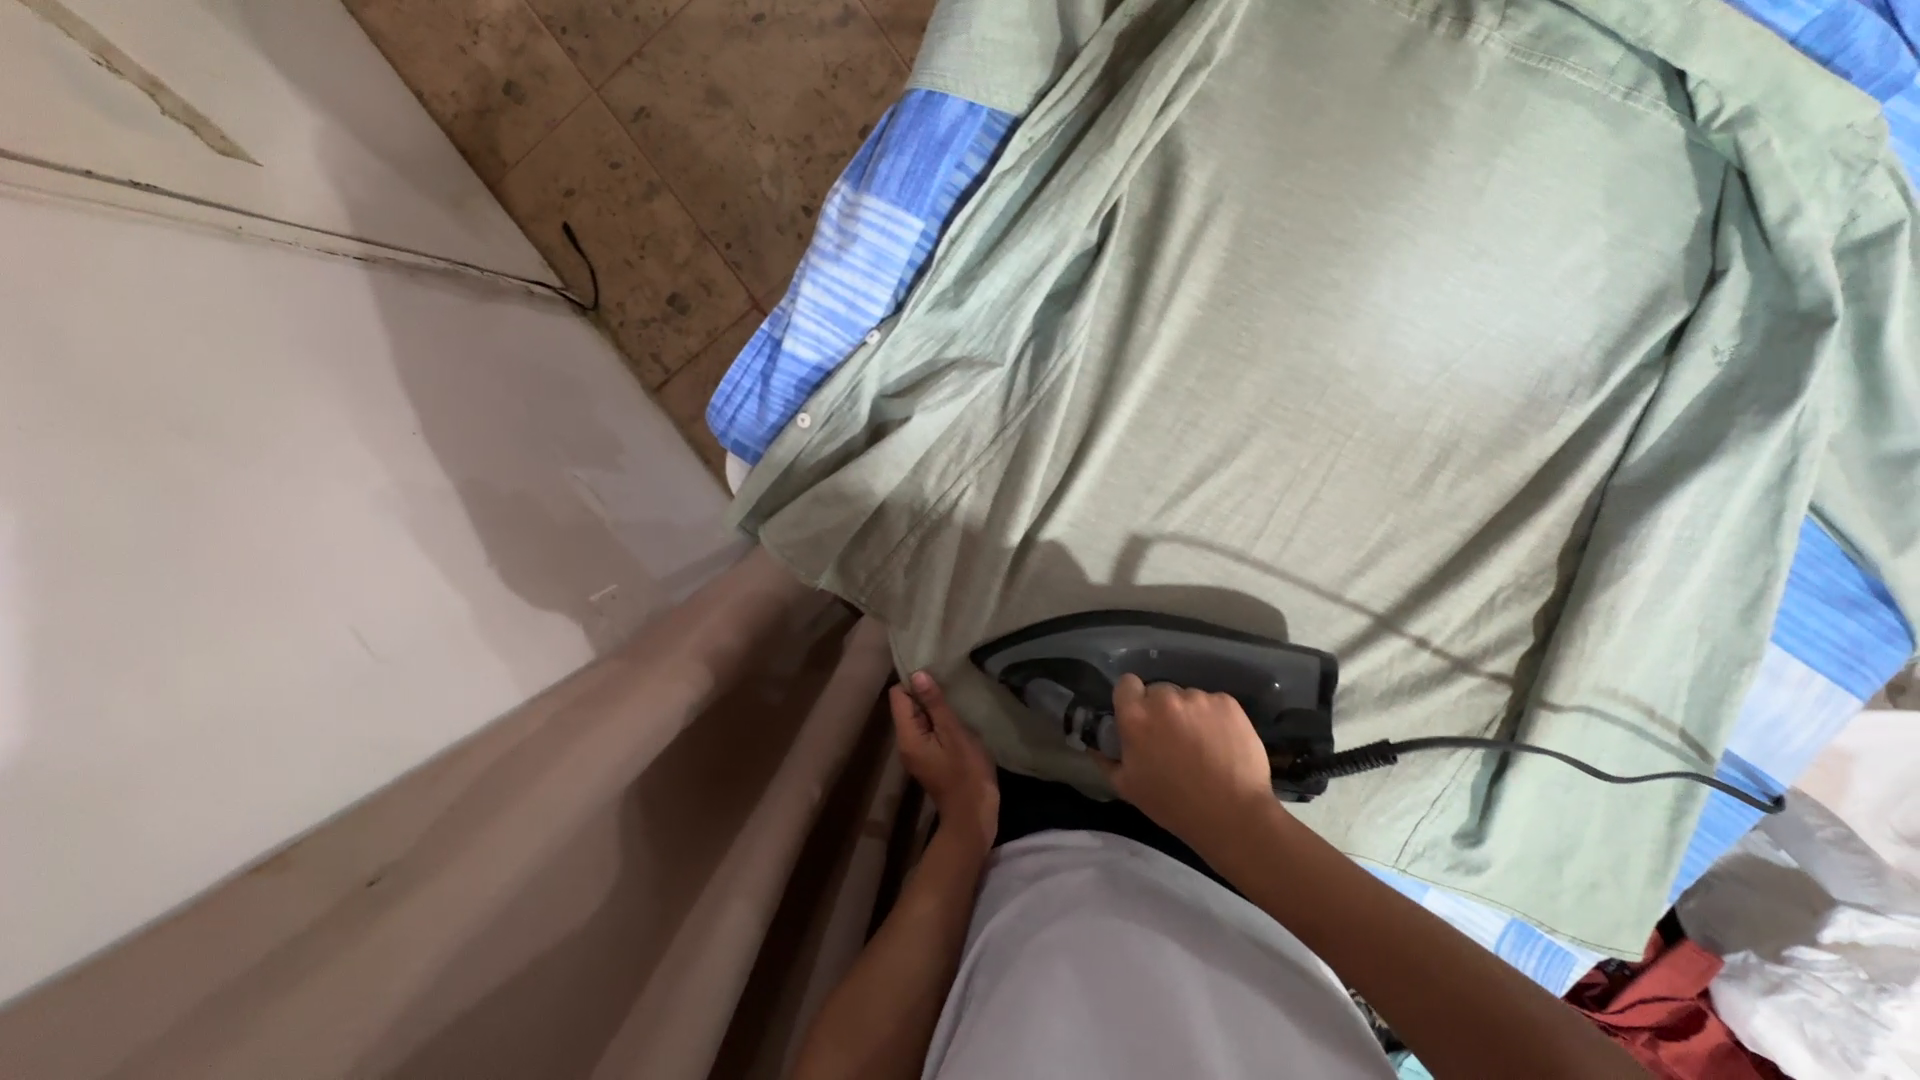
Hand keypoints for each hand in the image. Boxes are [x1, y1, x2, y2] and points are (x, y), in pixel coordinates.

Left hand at [891, 671, 998, 851]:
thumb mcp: (954, 734)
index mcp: (907, 736)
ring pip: (918, 718)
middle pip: (906, 706)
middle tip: (951, 687)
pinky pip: (927, 730)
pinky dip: (939, 722)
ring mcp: (916, 752)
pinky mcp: (928, 757)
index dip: (914, 683)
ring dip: (934, 708)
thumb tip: (918, 675)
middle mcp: (905, 742)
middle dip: (925, 694)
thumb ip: (935, 704)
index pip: (898, 695)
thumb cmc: (966, 773)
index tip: (938, 678)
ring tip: (957, 701)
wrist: (973, 814)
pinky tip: (958, 720)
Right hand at [1091, 673, 1275, 848]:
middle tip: (1170, 739)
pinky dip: (1214, 718)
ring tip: (1200, 745)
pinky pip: (1214, 704)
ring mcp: (1200, 699)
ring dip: (1188, 714)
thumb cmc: (1173, 804)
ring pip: (1188, 698)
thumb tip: (1097, 747)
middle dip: (1161, 710)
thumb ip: (1107, 760)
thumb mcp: (1128, 787)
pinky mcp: (1228, 703)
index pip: (1126, 684)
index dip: (1131, 699)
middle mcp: (1165, 699)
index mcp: (1136, 716)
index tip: (1139, 718)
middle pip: (1158, 692)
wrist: (1232, 813)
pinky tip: (1221, 743)